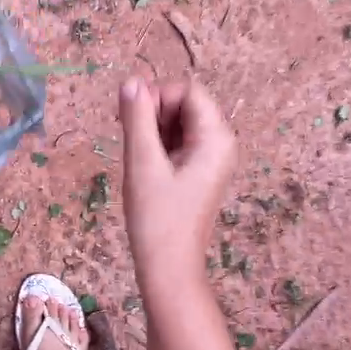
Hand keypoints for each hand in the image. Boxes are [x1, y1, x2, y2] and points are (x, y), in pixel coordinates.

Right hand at [118, 77, 236, 285]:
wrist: (168, 268)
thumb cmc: (157, 217)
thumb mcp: (142, 163)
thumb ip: (137, 118)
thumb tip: (130, 81)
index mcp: (216, 138)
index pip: (188, 91)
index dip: (157, 96)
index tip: (132, 118)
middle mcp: (220, 144)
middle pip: (185, 105)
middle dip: (154, 112)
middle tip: (130, 138)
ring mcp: (210, 160)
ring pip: (178, 124)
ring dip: (153, 130)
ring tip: (136, 157)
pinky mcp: (198, 173)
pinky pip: (178, 143)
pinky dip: (157, 145)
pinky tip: (143, 166)